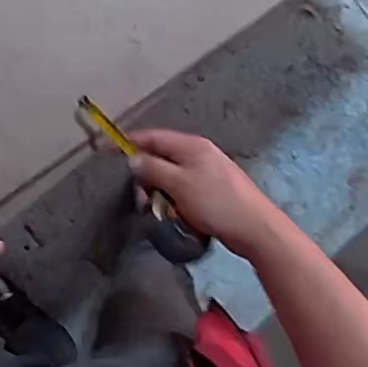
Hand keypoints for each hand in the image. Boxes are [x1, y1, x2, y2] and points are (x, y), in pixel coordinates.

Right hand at [127, 130, 278, 247]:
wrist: (257, 230)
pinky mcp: (214, 190)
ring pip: (172, 175)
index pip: (153, 136)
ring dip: (161, 190)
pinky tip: (177, 213)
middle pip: (161, 156)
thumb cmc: (216, 203)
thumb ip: (152, 169)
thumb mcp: (178, 185)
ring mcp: (209, 171)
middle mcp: (200, 153)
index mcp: (191, 145)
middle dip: (146, 174)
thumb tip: (132, 159)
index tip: (110, 151)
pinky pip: (184, 188)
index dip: (130, 142)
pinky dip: (175, 198)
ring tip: (157, 207)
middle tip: (138, 195)